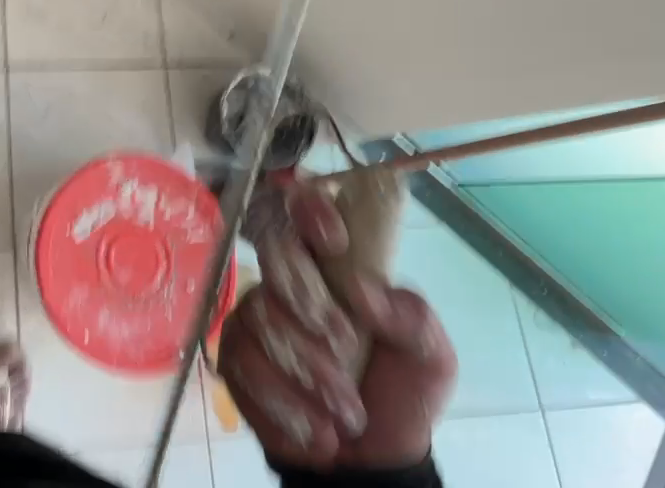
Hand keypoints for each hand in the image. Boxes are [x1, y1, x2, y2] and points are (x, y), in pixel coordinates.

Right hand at [219, 176, 456, 471]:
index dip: (307, 208)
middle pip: (274, 250)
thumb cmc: (399, 391)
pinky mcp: (234, 353)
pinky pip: (244, 359)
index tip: (334, 242)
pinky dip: (284, 400)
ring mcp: (255, 310)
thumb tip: (360, 288)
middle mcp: (287, 274)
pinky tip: (317, 431)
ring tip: (348, 416)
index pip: (304, 204)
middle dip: (311, 304)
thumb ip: (410, 315)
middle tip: (345, 348)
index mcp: (334, 261)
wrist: (370, 461)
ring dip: (309, 370)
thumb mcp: (430, 354)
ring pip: (262, 313)